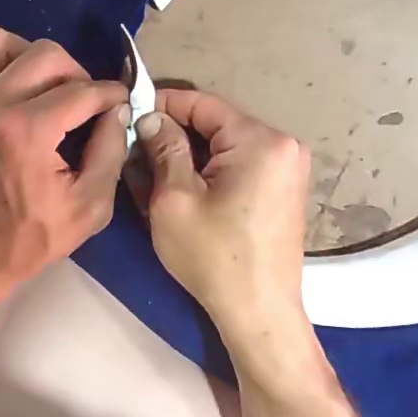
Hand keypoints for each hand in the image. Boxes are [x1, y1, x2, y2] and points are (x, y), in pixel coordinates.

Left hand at [0, 23, 129, 305]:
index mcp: (27, 133)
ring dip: (18, 52)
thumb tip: (117, 110)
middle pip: (43, 52)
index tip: (119, 104)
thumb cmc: (31, 237)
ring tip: (32, 82)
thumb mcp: (90, 207)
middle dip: (74, 71)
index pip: (82, 90)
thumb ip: (111, 151)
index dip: (111, 95)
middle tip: (80, 99)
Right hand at [129, 88, 309, 331]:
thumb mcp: (174, 198)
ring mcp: (287, 169)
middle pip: (215, 124)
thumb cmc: (213, 256)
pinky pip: (238, 165)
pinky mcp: (283, 190)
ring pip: (224, 146)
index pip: (203, 103)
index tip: (130, 110)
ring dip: (188, 154)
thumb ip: (163, 148)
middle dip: (174, 133)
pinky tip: (181, 187)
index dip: (162, 104)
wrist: (259, 313)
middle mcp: (283, 146)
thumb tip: (152, 118)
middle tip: (135, 147)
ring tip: (151, 170)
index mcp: (261, 141)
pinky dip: (208, 170)